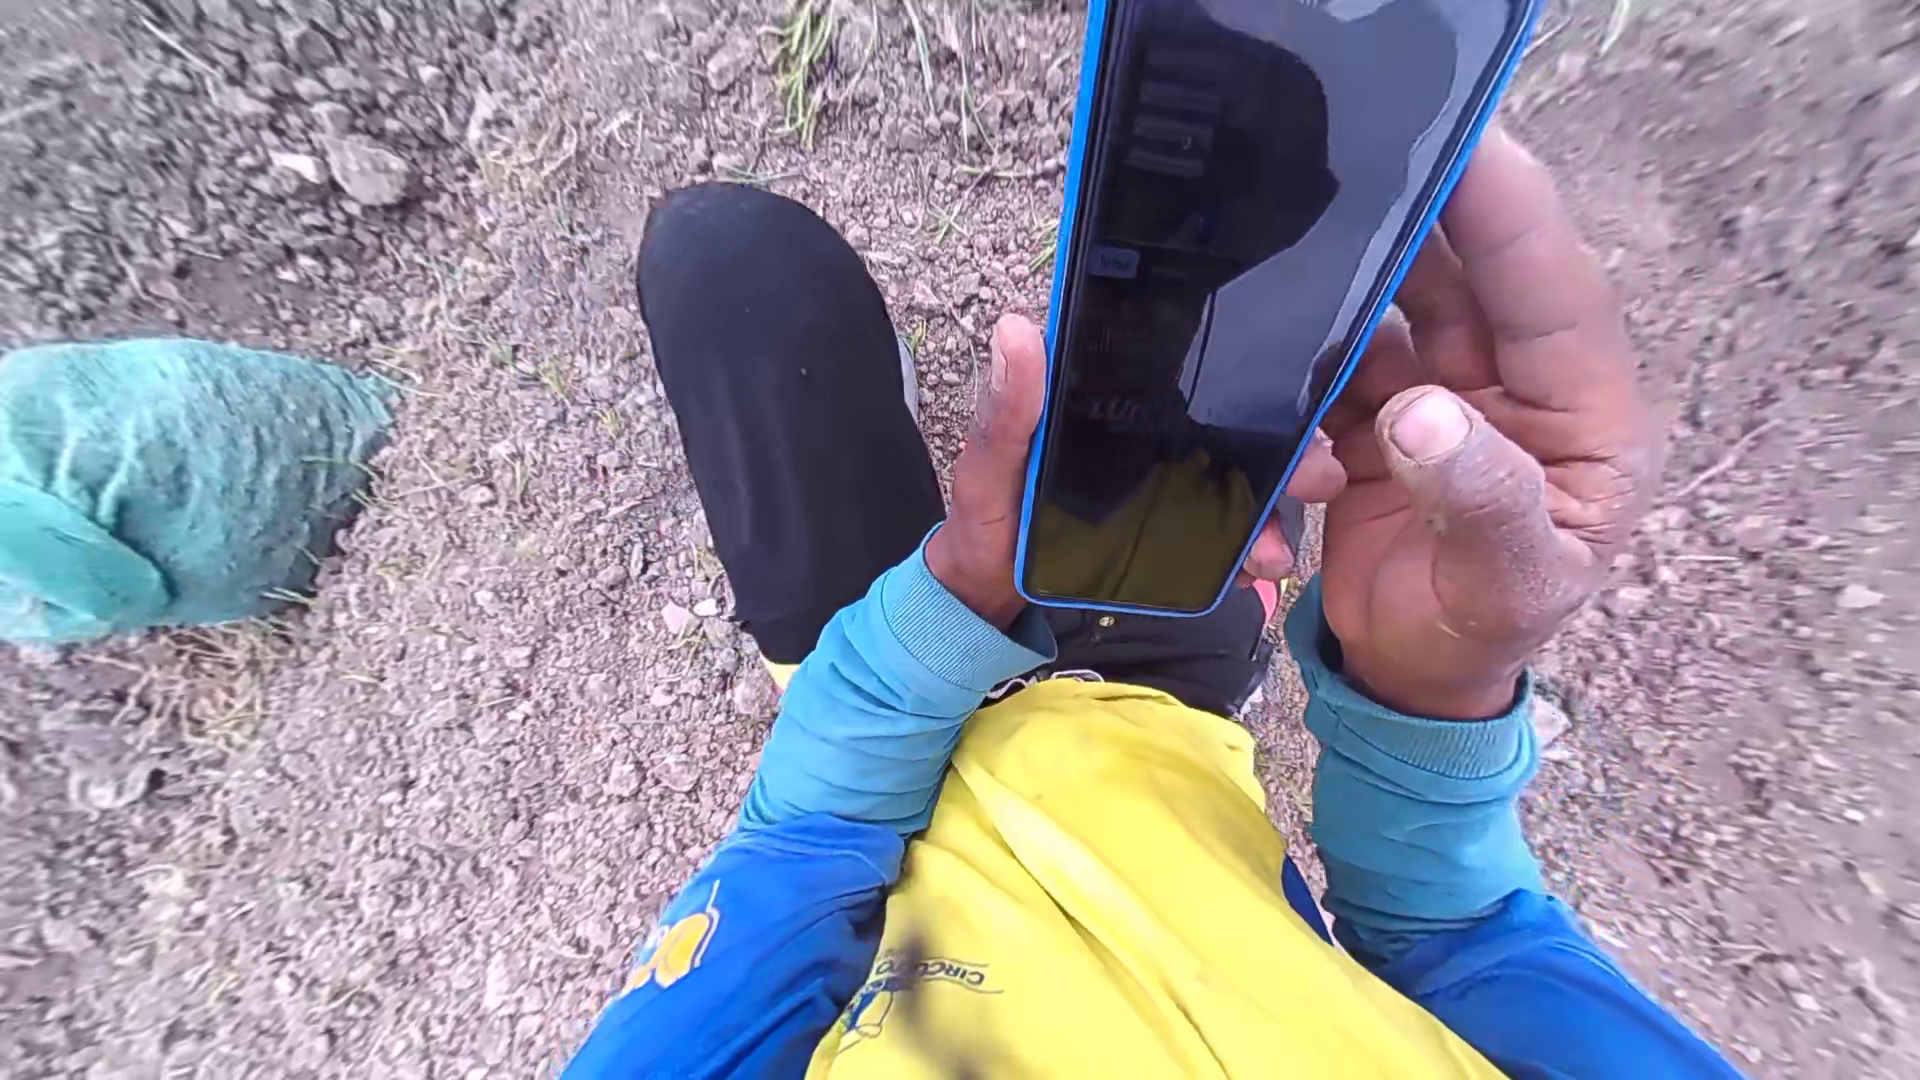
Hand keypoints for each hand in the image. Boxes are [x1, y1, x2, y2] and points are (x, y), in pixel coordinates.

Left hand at [926, 315, 1345, 628]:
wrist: (988, 590)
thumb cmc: (982, 525)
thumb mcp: (986, 471)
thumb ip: (1004, 416)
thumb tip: (1018, 329)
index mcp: (1089, 397)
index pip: (1167, 356)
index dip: (1232, 359)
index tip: (1289, 377)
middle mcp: (1129, 425)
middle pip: (1221, 416)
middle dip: (1279, 439)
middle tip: (1314, 473)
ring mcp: (1149, 471)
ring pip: (1230, 469)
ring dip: (1272, 498)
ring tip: (1280, 544)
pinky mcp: (1158, 514)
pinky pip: (1214, 518)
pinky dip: (1243, 538)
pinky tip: (1262, 561)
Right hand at [1316, 127, 1658, 719]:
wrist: (1408, 666)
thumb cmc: (1480, 629)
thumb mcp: (1509, 583)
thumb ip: (1484, 498)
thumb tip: (1419, 413)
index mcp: (1571, 413)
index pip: (1544, 291)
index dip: (1502, 214)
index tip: (1457, 141)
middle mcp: (1495, 395)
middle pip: (1443, 295)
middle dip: (1393, 257)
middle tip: (1330, 211)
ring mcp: (1419, 415)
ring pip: (1363, 347)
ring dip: (1318, 369)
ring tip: (1297, 418)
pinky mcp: (1360, 440)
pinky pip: (1317, 405)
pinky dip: (1288, 431)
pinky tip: (1280, 479)